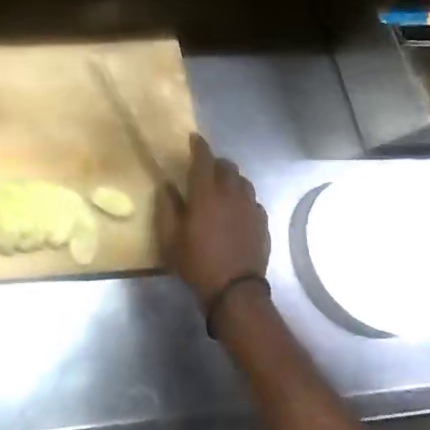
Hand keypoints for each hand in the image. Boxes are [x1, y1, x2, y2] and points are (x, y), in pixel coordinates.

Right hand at [155, 133, 268, 304]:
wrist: (235, 290)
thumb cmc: (195, 261)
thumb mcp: (169, 237)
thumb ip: (167, 207)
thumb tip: (167, 186)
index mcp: (206, 196)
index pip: (204, 161)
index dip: (199, 147)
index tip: (194, 138)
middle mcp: (231, 196)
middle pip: (228, 167)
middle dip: (216, 162)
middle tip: (204, 167)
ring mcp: (250, 209)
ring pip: (243, 182)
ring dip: (231, 178)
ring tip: (220, 186)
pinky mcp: (262, 223)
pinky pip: (253, 200)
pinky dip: (242, 197)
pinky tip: (235, 208)